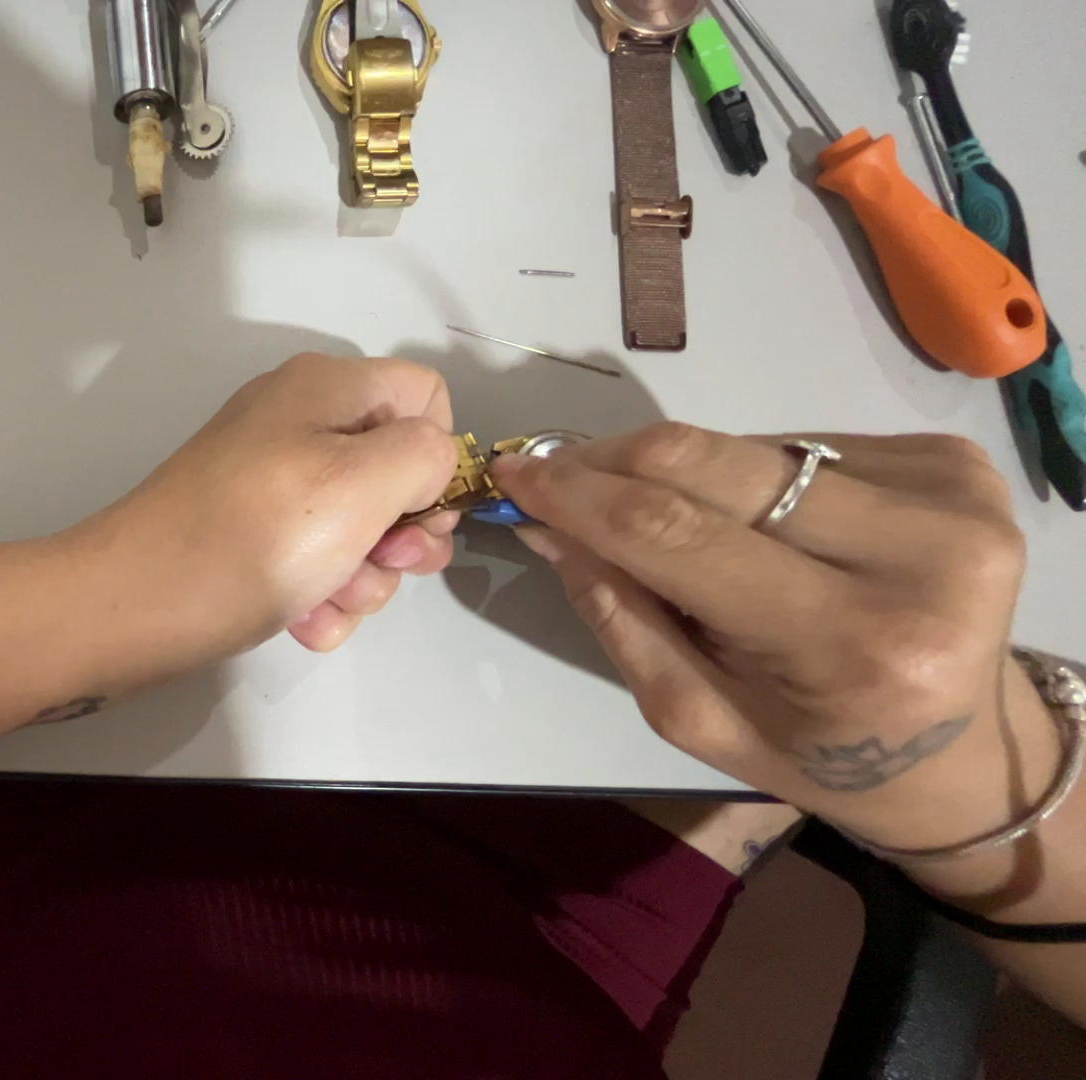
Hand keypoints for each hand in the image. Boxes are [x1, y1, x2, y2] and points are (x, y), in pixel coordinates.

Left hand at [87, 354, 461, 655]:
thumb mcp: (359, 481)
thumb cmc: (255, 537)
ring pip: (356, 531)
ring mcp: (267, 488)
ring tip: (326, 601)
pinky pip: (311, 562)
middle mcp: (294, 428)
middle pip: (393, 472)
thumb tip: (429, 458)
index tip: (421, 511)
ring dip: (360, 578)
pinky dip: (319, 597)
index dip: (437, 455)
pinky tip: (302, 623)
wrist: (136, 607)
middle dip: (401, 533)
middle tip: (383, 566)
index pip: (423, 396)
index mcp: (322, 390)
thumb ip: (424, 454)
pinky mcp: (247, 539)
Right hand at [495, 424, 1045, 849]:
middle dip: (600, 462)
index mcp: (848, 641)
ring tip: (628, 506)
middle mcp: (922, 552)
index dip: (574, 493)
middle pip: (705, 463)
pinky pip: (783, 446)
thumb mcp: (686, 710)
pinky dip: (722, 473)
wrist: (966, 749)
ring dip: (656, 468)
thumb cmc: (807, 747)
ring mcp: (950, 496)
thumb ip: (614, 611)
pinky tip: (724, 515)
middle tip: (544, 475)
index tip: (508, 474)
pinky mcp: (956, 464)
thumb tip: (546, 524)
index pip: (671, 533)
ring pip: (735, 445)